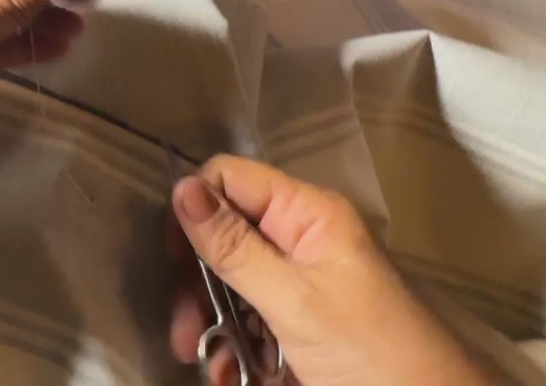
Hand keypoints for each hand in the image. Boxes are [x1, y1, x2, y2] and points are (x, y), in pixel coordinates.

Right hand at [169, 156, 500, 385]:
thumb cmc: (374, 360)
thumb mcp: (295, 303)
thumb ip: (234, 245)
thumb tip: (179, 186)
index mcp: (307, 214)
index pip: (230, 178)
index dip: (195, 206)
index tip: (172, 257)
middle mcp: (302, 238)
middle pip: (225, 233)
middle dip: (198, 280)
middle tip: (182, 329)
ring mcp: (304, 285)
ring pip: (234, 281)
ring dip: (212, 320)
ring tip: (204, 363)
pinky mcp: (305, 327)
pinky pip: (255, 320)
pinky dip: (238, 347)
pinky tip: (230, 375)